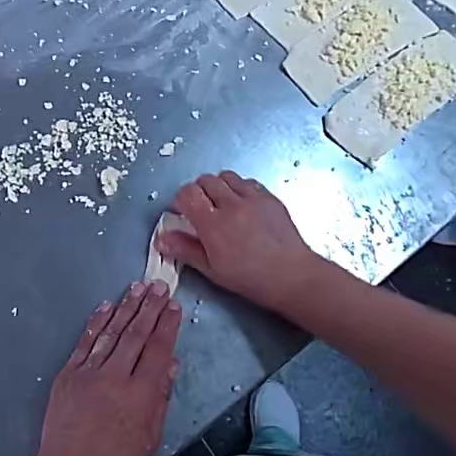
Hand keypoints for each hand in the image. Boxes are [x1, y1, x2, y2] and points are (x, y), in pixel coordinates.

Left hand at [28, 282, 181, 455]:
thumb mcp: (149, 437)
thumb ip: (159, 397)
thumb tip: (170, 363)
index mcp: (139, 396)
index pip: (157, 350)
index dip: (167, 326)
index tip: (174, 306)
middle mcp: (114, 378)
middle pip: (136, 334)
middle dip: (150, 307)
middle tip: (159, 286)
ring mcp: (88, 373)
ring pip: (111, 332)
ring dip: (126, 307)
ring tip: (138, 288)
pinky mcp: (68, 374)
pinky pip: (86, 341)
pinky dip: (97, 322)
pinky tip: (107, 306)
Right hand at [158, 171, 341, 314]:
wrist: (293, 276)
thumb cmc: (252, 278)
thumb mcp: (212, 269)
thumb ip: (185, 249)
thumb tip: (163, 239)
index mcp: (213, 224)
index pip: (187, 194)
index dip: (180, 200)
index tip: (181, 211)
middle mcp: (231, 205)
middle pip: (205, 181)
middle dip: (197, 191)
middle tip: (199, 207)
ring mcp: (252, 199)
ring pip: (226, 176)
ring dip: (218, 186)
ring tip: (220, 203)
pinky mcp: (269, 198)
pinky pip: (247, 182)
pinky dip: (239, 188)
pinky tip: (241, 204)